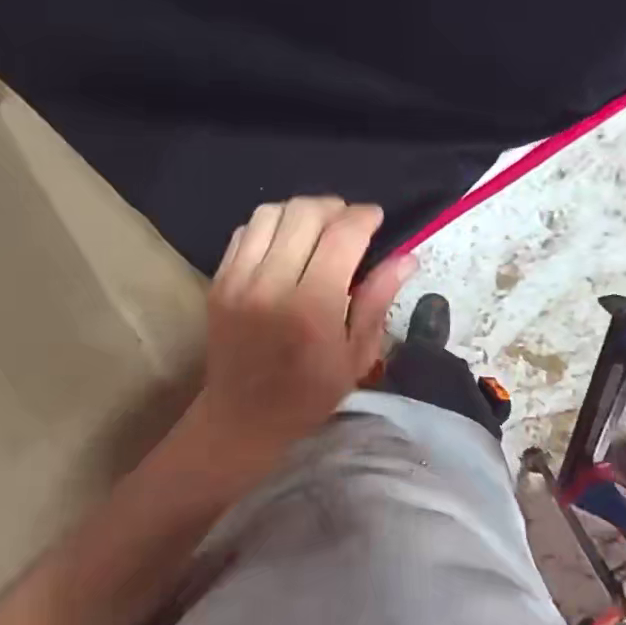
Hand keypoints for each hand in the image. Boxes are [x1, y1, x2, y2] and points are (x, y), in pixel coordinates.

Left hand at [198, 197, 416, 456]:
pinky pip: (244, 232)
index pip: (342, 236)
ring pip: (270, 213)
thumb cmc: (308, 394)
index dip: (364, 216)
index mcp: (312, 308)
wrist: (242, 416)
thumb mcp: (356, 356)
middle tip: (348, 222)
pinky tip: (284, 242)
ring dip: (300, 212)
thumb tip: (406, 256)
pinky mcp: (219, 281)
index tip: (376, 218)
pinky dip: (270, 226)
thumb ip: (377, 300)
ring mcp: (238, 281)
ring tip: (316, 228)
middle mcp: (271, 285)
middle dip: (335, 208)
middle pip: (304, 213)